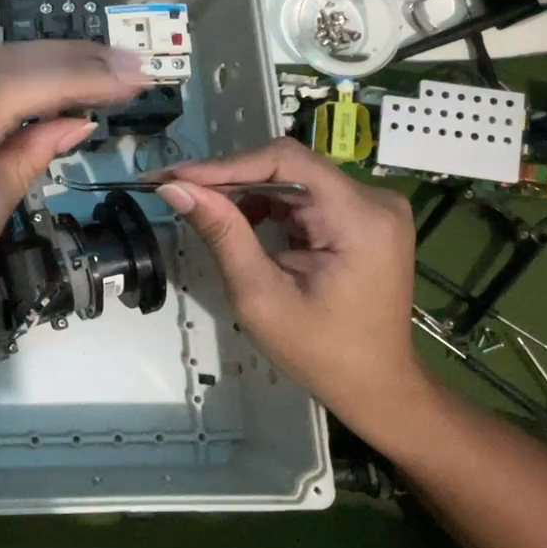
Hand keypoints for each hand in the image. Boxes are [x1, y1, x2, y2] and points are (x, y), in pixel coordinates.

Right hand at [152, 138, 428, 429]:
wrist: (374, 385)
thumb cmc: (319, 350)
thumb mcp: (259, 295)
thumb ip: (221, 234)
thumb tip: (174, 189)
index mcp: (360, 218)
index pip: (284, 162)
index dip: (224, 164)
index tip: (172, 178)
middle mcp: (372, 200)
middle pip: (286, 166)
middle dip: (226, 177)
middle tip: (172, 189)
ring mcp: (369, 207)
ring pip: (290, 177)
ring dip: (240, 190)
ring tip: (196, 205)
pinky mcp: (360, 217)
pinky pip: (301, 195)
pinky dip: (263, 204)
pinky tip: (236, 221)